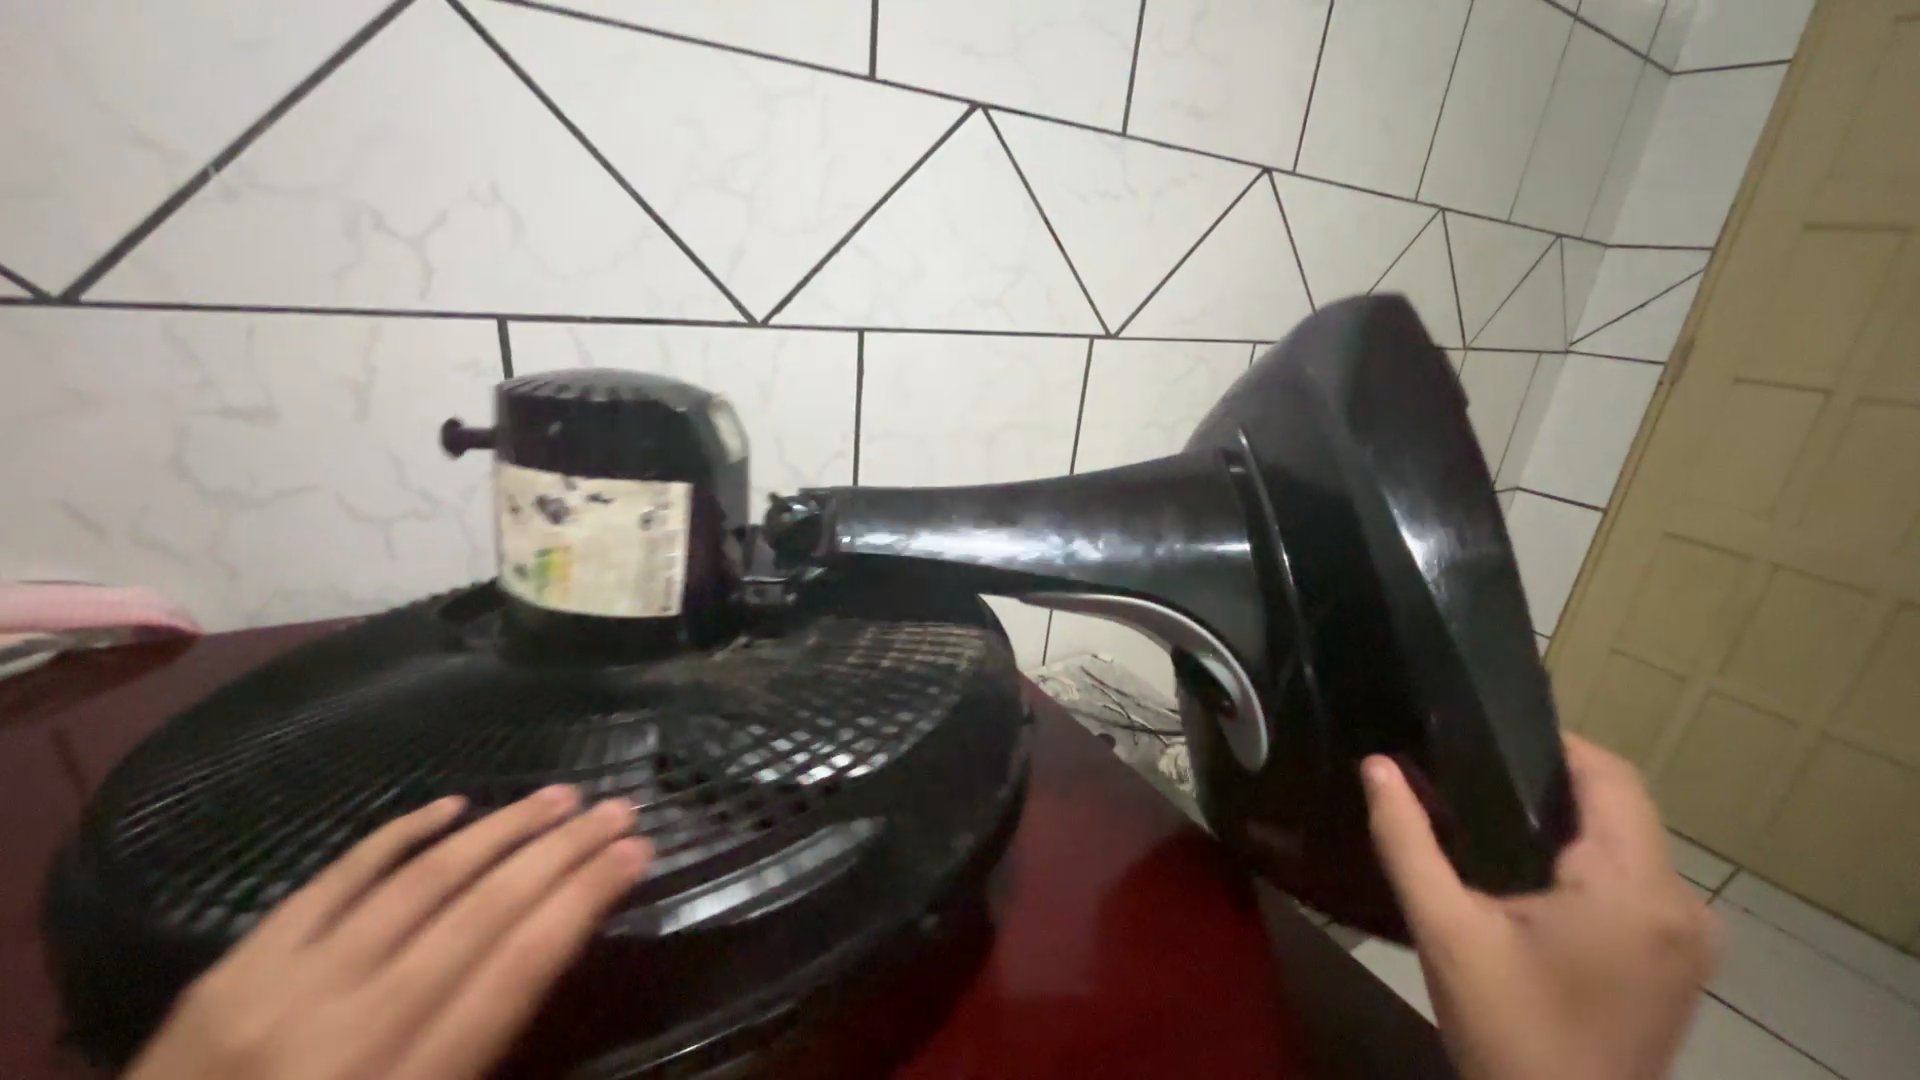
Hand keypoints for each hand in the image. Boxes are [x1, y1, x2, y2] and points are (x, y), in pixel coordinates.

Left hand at [127, 786, 651, 1079]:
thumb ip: (480, 1047)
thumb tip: (547, 945)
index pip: (521, 966)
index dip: (587, 898)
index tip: (636, 853)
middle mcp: (352, 1031)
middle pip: (484, 912)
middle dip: (565, 850)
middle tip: (620, 809)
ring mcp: (285, 990)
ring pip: (422, 881)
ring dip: (504, 829)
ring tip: (562, 796)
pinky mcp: (234, 968)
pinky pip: (334, 879)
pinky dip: (399, 834)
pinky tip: (454, 805)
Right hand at [1363, 736, 1719, 1079]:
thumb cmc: (1506, 1025)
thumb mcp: (1444, 928)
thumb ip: (1407, 839)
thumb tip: (1376, 765)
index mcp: (1635, 888)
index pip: (1612, 777)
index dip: (1553, 743)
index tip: (1481, 731)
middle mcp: (1681, 904)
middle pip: (1621, 806)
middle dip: (1549, 781)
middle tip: (1467, 769)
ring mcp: (1689, 937)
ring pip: (1628, 841)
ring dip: (1566, 820)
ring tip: (1486, 810)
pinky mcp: (1679, 960)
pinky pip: (1633, 877)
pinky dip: (1585, 858)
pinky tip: (1525, 869)